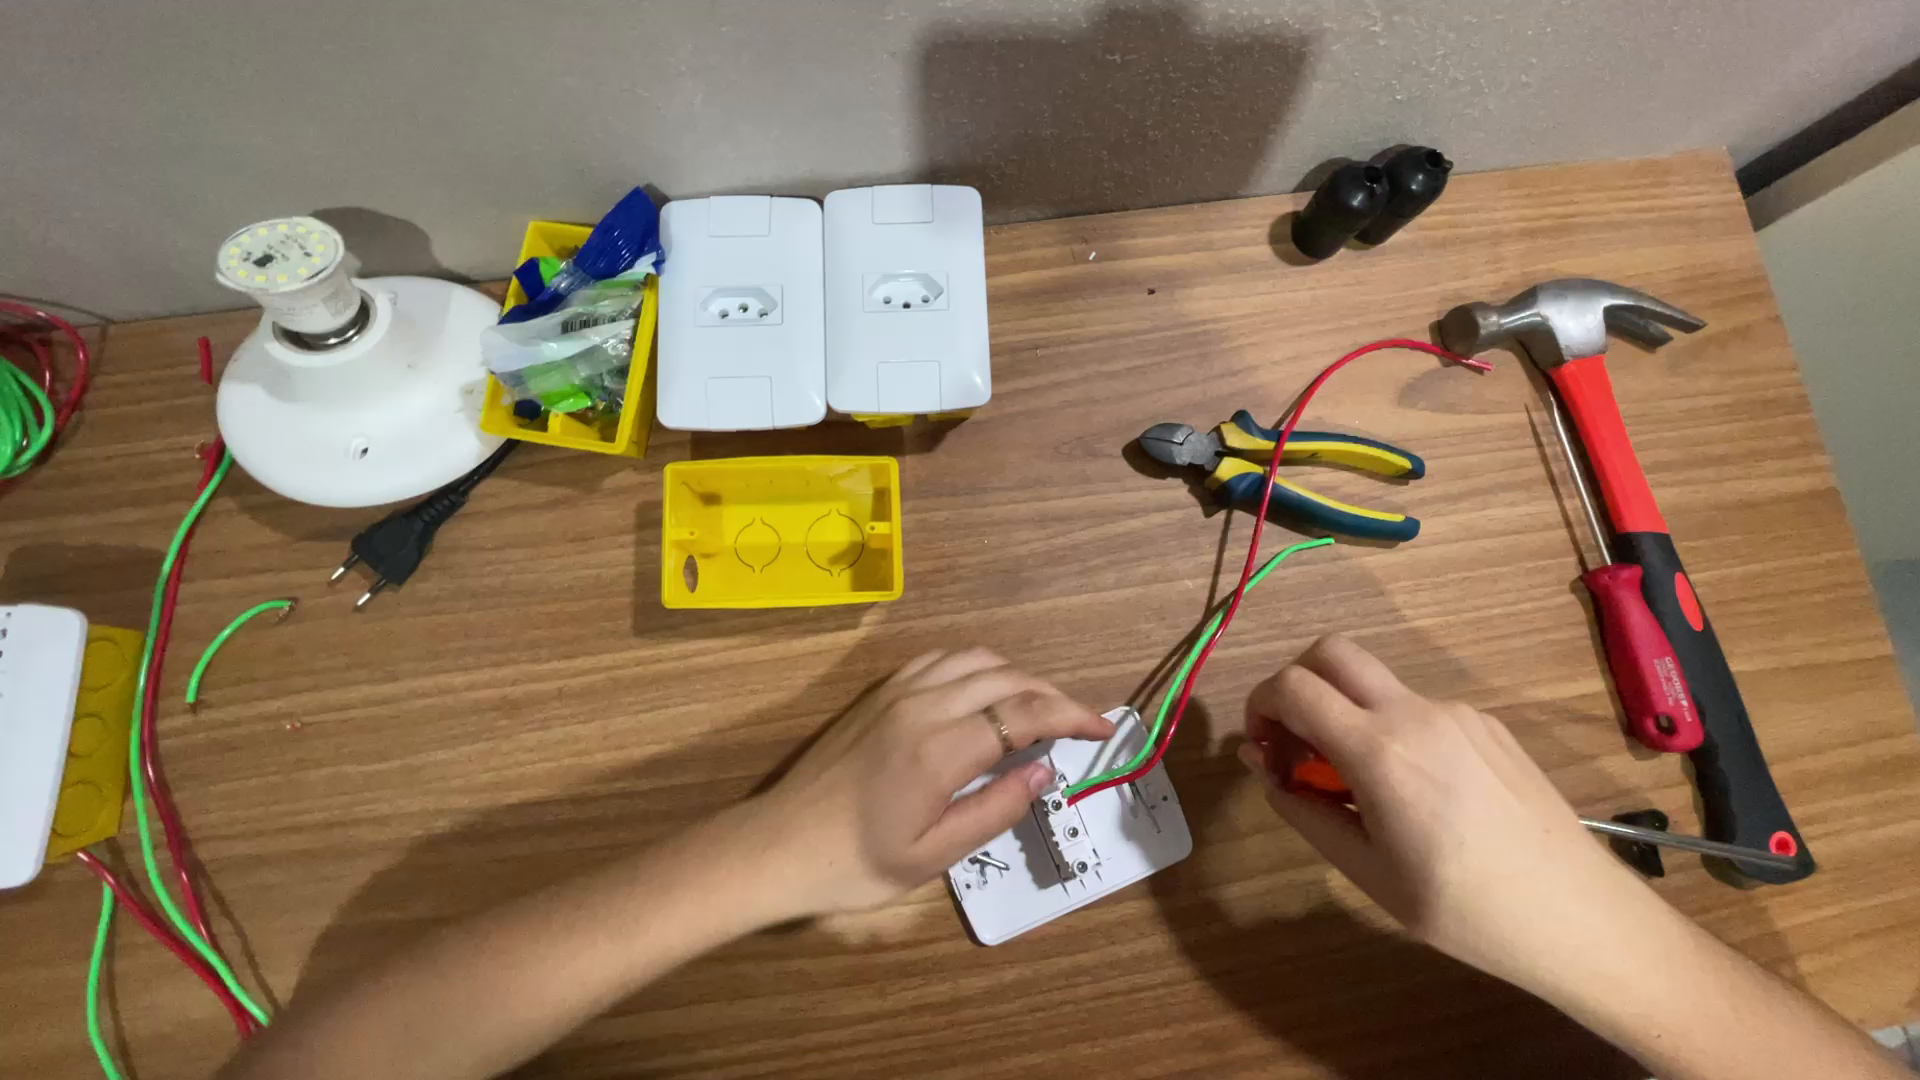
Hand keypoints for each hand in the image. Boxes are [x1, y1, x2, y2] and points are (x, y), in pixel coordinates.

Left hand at [753, 648, 1114, 916]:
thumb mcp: (933, 855)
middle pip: (1006, 677)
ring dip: (1015, 675)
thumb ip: (995, 807)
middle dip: (1051, 694)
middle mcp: (923, 705)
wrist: (778, 845)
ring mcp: (898, 691)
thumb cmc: (855, 863)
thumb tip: (1045, 769)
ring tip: (1035, 707)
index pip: (1023, 714)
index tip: (1103, 727)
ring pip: (975, 658)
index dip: (1071, 715)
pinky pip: (940, 659)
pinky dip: (976, 666)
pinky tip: (981, 692)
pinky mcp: (880, 691)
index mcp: (940, 749)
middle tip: (1077, 723)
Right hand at [1237, 635, 1664, 993]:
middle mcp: (1415, 713)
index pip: (1292, 686)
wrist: (1585, 921)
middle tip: (1295, 736)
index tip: (1263, 747)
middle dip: (1295, 681)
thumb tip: (1259, 762)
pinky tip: (1412, 787)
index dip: (1260, 706)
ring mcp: (1457, 714)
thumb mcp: (1363, 870)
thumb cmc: (1464, 909)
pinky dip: (1386, 725)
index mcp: (1379, 750)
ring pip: (1374, 680)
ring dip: (1343, 707)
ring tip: (1355, 777)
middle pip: (1330, 650)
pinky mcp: (1486, 726)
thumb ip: (1300, 806)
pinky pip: (1415, 707)